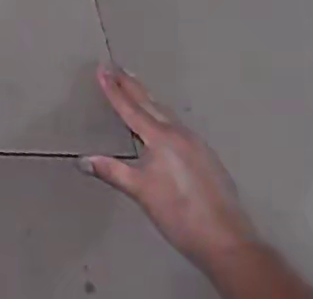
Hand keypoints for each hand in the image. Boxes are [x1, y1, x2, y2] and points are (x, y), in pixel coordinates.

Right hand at [79, 63, 256, 267]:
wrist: (230, 245)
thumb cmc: (180, 214)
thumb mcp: (140, 192)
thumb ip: (111, 171)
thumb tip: (82, 160)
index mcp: (161, 138)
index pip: (130, 108)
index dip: (114, 89)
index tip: (102, 69)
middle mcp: (180, 135)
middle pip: (151, 104)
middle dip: (132, 86)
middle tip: (117, 68)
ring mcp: (198, 146)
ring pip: (167, 115)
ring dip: (149, 100)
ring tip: (136, 90)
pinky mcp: (208, 160)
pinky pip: (179, 128)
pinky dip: (163, 117)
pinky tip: (162, 124)